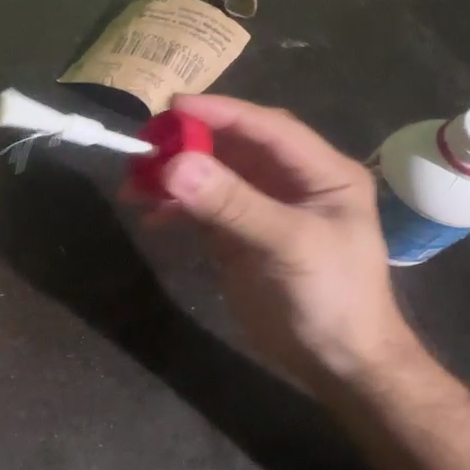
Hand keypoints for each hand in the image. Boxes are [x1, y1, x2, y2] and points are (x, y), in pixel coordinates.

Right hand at [153, 95, 415, 391]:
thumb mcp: (285, 243)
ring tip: (135, 184)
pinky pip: (201, 208)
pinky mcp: (237, 237)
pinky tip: (151, 216)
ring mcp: (262, 209)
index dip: (220, 113)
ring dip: (175, 176)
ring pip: (212, 176)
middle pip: (234, 147)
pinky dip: (175, 207)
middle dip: (189, 144)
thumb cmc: (330, 296)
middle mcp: (291, 182)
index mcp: (322, 172)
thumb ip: (232, 203)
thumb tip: (173, 165)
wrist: (335, 361)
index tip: (171, 107)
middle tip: (144, 146)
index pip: (267, 127)